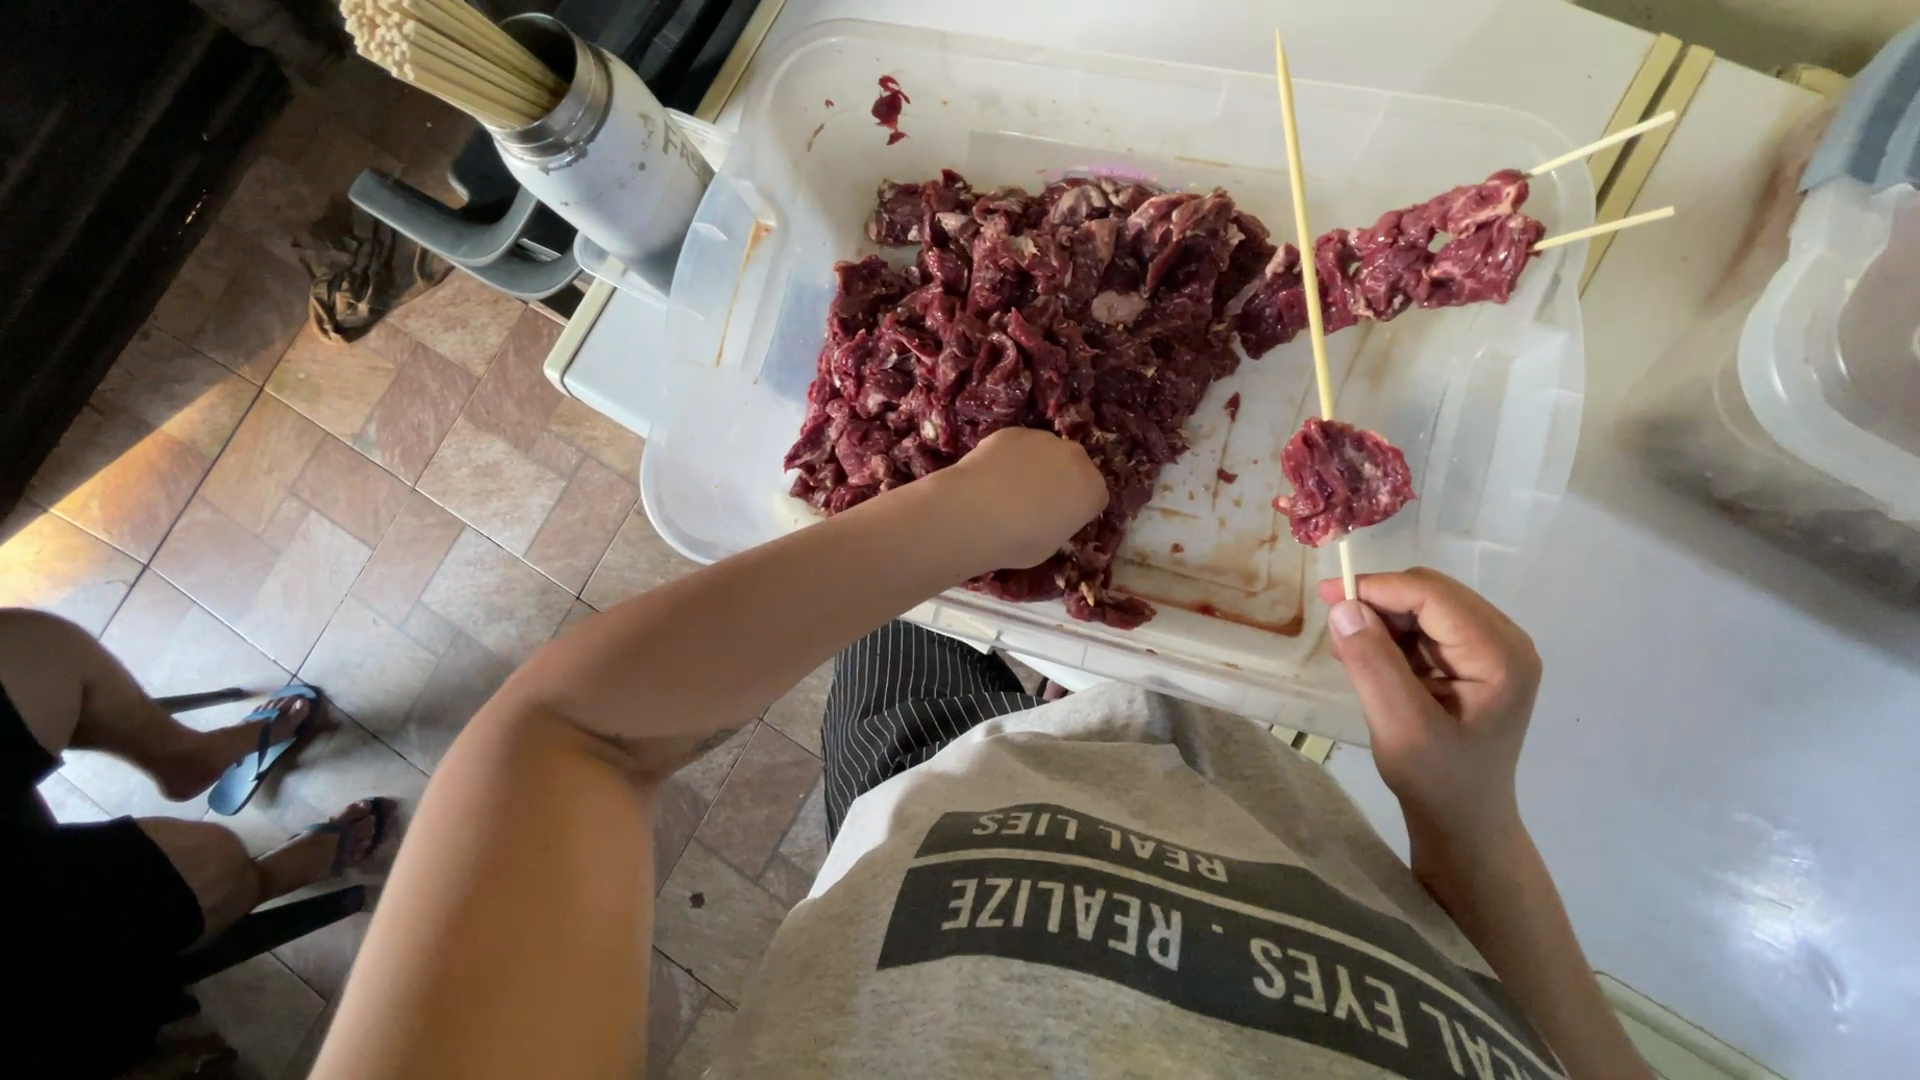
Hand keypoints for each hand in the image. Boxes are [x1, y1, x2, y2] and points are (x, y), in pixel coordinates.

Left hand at [941, 427, 1107, 568]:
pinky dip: (1009, 457)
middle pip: (1075, 467)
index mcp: (1092, 490)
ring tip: (1007, 488)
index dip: (1079, 509)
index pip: (1096, 497)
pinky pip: (1018, 446)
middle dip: (1062, 480)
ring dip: (1035, 466)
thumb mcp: (1050, 546)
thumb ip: (1059, 524)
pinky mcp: (1013, 431)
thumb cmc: (1016, 542)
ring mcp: (1043, 439)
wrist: (972, 514)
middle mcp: (1075, 457)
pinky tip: (991, 476)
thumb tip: (1049, 517)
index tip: (1061, 519)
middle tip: (1035, 502)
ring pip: (1046, 453)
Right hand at [1317, 569, 1540, 845]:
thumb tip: (1343, 606)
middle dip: (1379, 601)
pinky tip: (1369, 658)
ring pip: (1425, 604)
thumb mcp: (1398, 725)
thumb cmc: (1435, 778)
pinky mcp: (1473, 658)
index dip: (1378, 588)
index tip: (1326, 596)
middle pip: (1431, 592)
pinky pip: (1425, 624)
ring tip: (1350, 651)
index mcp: (1499, 655)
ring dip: (1382, 617)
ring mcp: (1492, 649)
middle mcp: (1504, 641)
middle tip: (1334, 624)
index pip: (1432, 596)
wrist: (1462, 818)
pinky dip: (1391, 633)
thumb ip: (1372, 663)